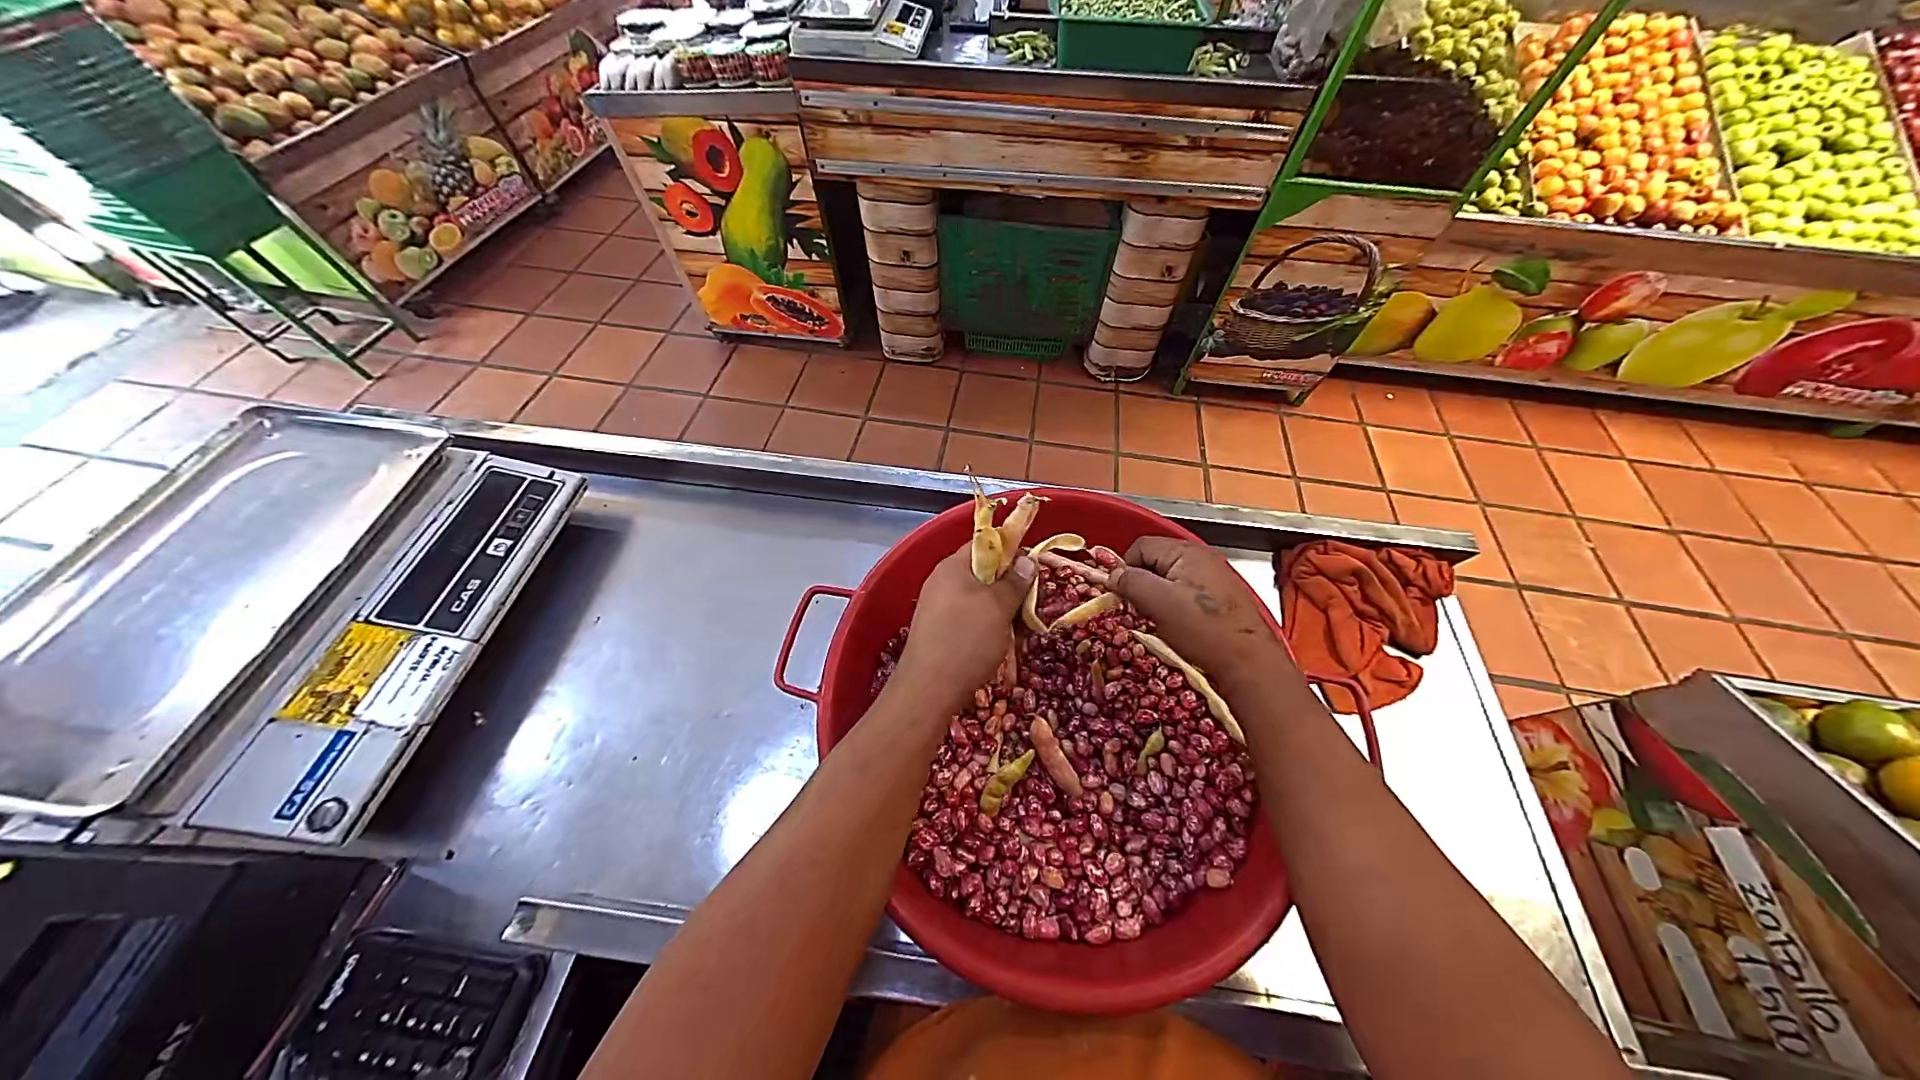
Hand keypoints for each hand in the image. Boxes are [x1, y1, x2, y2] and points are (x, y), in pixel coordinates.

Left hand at [892, 544, 1034, 712]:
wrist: (928, 690)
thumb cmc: (966, 641)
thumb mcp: (999, 607)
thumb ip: (1015, 581)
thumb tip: (1026, 560)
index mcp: (953, 566)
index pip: (986, 543)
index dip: (1012, 552)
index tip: (1033, 571)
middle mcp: (942, 582)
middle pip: (984, 573)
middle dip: (1010, 588)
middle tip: (1029, 607)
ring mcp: (938, 607)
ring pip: (979, 600)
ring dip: (1002, 612)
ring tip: (1017, 633)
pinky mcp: (938, 630)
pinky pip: (969, 619)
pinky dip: (987, 628)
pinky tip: (998, 647)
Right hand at [1108, 537, 1291, 686]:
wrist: (1249, 662)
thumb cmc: (1204, 630)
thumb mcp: (1158, 601)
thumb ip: (1131, 581)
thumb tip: (1113, 574)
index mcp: (1186, 552)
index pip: (1140, 547)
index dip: (1125, 568)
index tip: (1121, 594)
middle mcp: (1203, 559)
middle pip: (1156, 562)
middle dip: (1141, 584)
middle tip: (1138, 609)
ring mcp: (1215, 579)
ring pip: (1171, 580)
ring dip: (1158, 598)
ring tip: (1158, 621)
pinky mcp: (1222, 600)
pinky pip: (1187, 595)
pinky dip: (1176, 608)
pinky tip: (1178, 627)